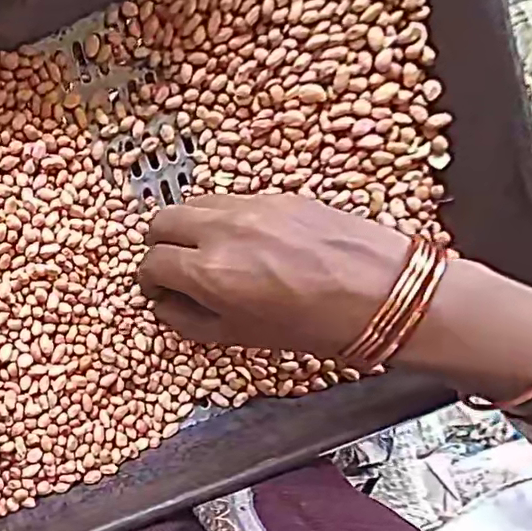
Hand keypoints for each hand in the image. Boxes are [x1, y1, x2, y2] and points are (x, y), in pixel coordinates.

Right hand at [136, 194, 411, 355]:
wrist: (383, 294)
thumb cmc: (312, 326)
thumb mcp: (237, 336)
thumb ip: (187, 320)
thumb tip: (164, 305)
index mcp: (209, 272)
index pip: (151, 262)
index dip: (148, 280)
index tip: (158, 290)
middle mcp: (222, 230)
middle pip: (161, 221)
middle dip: (158, 245)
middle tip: (172, 266)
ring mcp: (250, 206)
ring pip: (192, 203)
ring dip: (187, 227)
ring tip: (206, 252)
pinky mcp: (278, 194)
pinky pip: (230, 200)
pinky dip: (221, 219)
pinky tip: (243, 242)